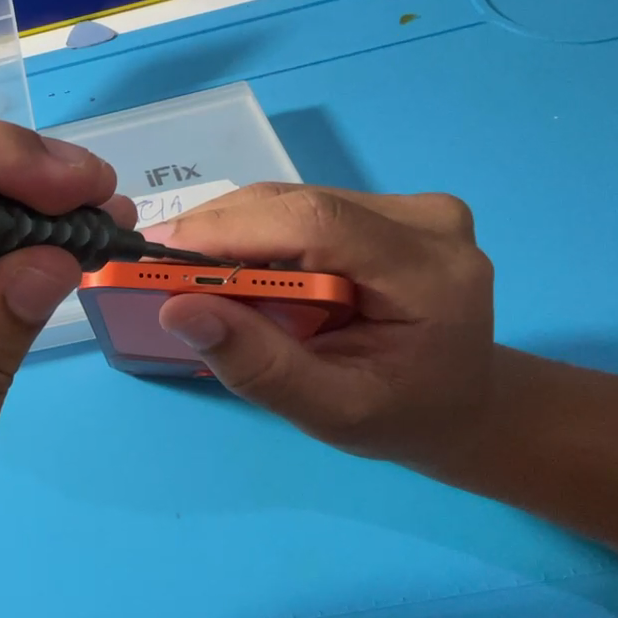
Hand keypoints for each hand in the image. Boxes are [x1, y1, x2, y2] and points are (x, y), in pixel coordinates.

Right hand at [143, 183, 495, 471]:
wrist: (463, 403)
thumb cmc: (402, 417)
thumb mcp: (330, 411)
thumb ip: (259, 365)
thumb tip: (177, 310)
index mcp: (428, 272)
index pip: (315, 225)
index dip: (230, 231)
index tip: (159, 253)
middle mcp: (423, 220)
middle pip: (294, 203)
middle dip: (214, 231)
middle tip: (154, 267)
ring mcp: (406, 207)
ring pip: (288, 199)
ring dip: (226, 231)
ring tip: (180, 270)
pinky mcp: (382, 209)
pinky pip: (295, 208)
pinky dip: (249, 234)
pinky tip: (224, 265)